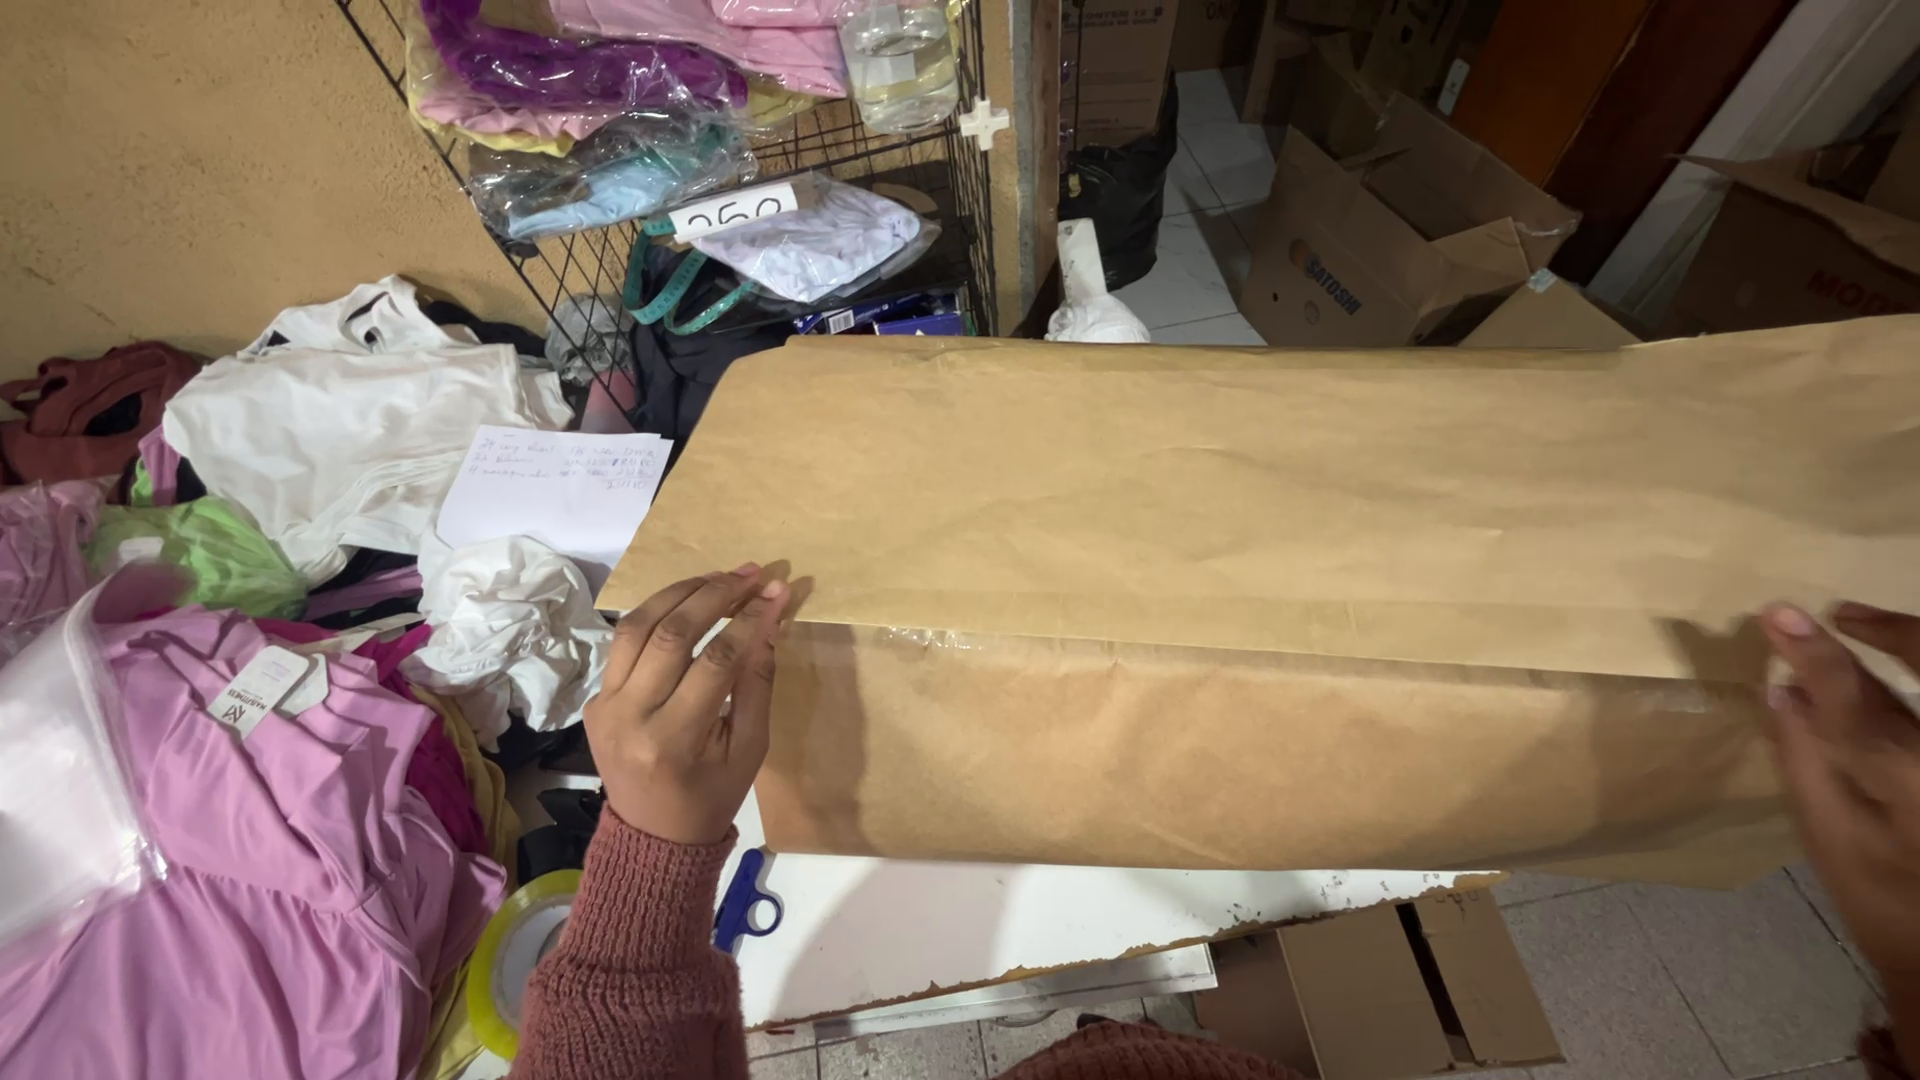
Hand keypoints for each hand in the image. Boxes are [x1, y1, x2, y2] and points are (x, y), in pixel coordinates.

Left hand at [585, 563, 789, 846]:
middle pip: (671, 634)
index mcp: (675, 740)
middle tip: (751, 573)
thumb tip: (768, 624)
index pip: (715, 662)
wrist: (653, 835)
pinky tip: (687, 600)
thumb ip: (757, 684)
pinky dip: (656, 613)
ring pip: (636, 626)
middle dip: (715, 595)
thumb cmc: (713, 794)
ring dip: (680, 592)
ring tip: (719, 576)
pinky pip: (623, 642)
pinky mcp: (595, 699)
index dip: (749, 621)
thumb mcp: (751, 748)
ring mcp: (604, 706)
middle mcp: (630, 717)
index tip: (776, 593)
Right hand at [1760, 602, 1919, 1060]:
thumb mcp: (1829, 839)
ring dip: (1919, 645)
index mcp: (1914, 785)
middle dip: (1896, 632)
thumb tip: (1782, 689)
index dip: (1818, 653)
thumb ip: (1804, 759)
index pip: (1860, 701)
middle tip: (1839, 614)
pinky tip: (1909, 668)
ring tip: (1873, 626)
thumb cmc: (1887, 903)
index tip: (1778, 614)